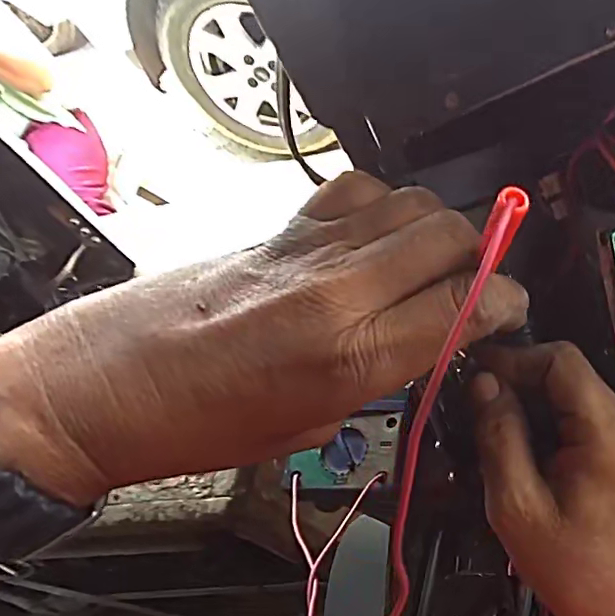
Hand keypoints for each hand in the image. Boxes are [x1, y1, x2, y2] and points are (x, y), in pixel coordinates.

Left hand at [0, 173, 528, 502]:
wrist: (103, 386)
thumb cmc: (201, 425)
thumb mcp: (313, 426)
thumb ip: (384, 374)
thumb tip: (428, 339)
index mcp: (353, 355)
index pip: (465, 302)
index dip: (506, 299)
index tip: (512, 306)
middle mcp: (339, 291)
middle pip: (451, 236)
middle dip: (486, 254)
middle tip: (481, 280)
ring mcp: (307, 248)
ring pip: (413, 202)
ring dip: (443, 226)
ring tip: (438, 257)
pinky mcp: (279, 226)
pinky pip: (358, 189)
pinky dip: (387, 204)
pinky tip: (381, 232)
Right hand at [468, 342, 614, 615]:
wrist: (609, 599)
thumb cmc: (568, 564)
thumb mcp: (517, 503)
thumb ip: (499, 436)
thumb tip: (484, 384)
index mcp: (606, 430)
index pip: (560, 360)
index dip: (513, 360)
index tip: (474, 375)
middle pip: (564, 369)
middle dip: (517, 380)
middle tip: (476, 405)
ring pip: (564, 387)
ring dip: (526, 399)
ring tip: (491, 427)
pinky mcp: (611, 443)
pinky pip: (570, 410)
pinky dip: (539, 417)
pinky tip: (516, 442)